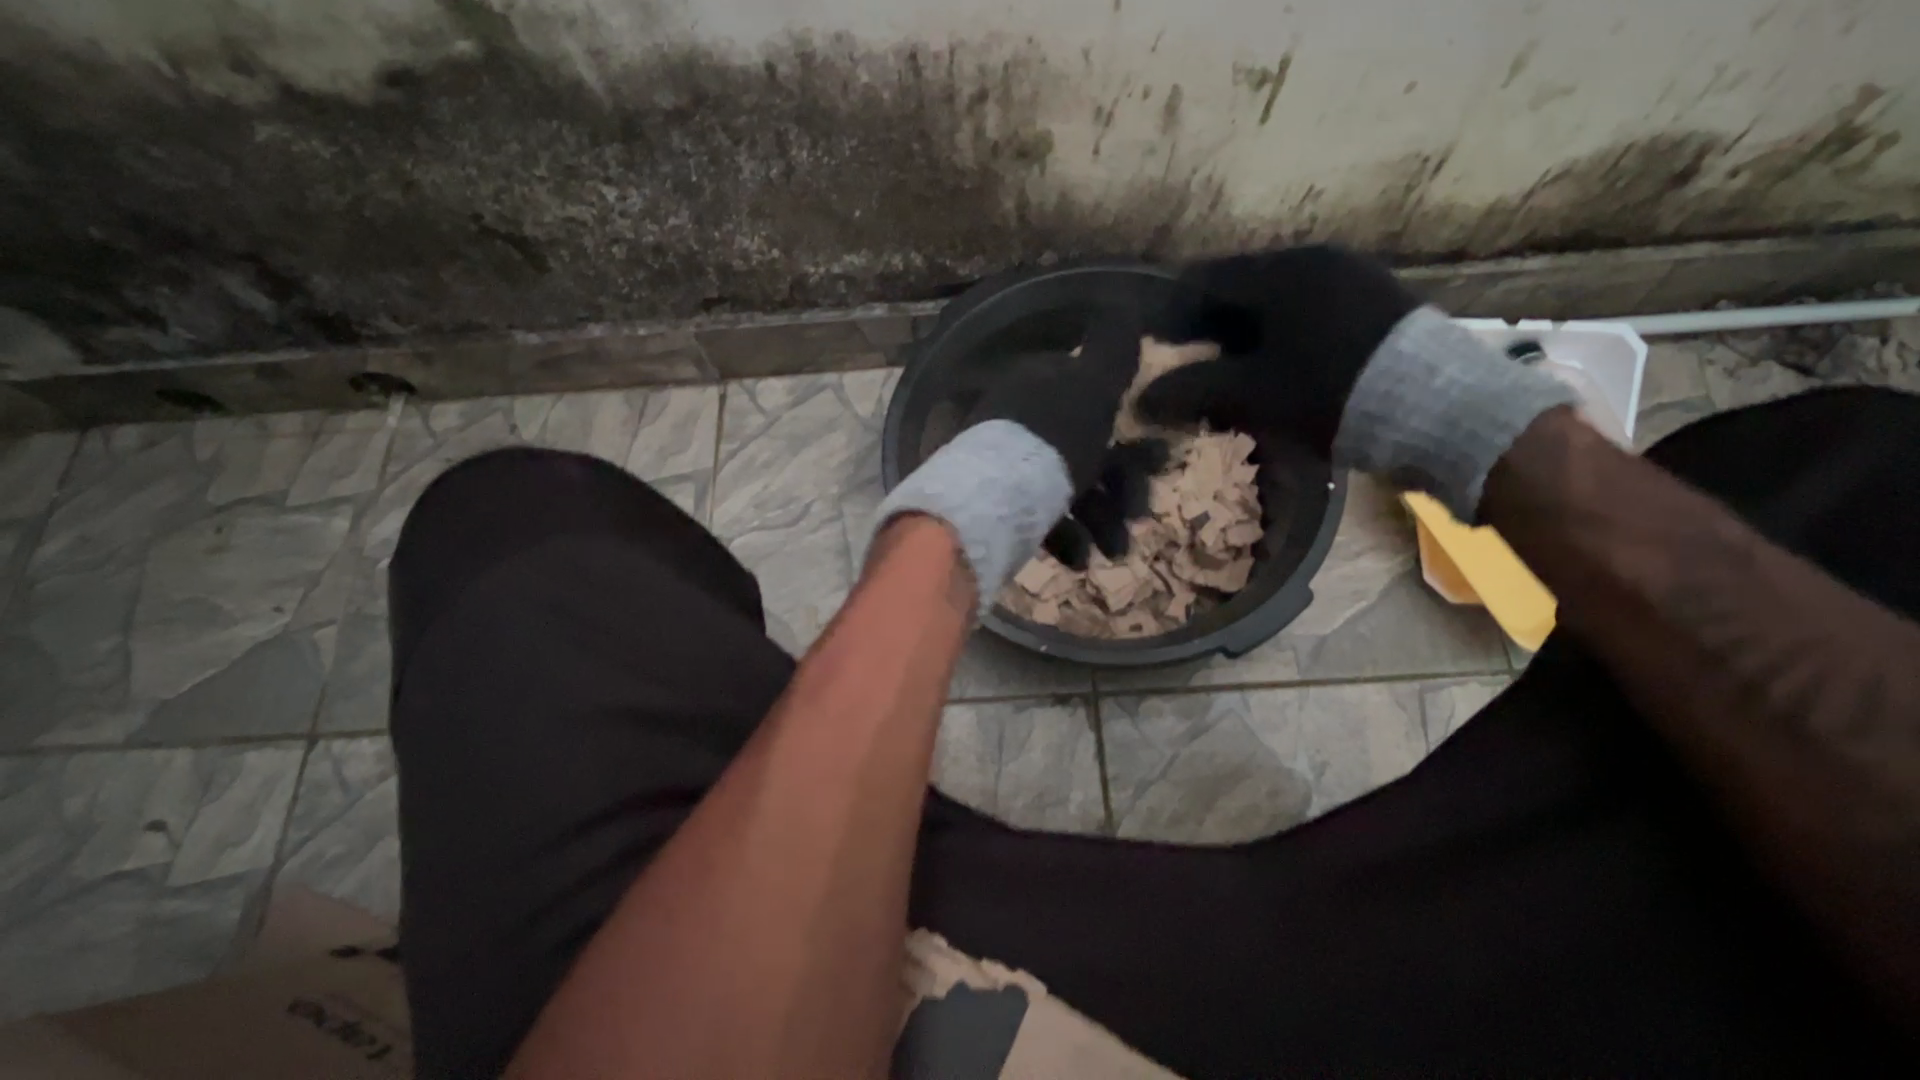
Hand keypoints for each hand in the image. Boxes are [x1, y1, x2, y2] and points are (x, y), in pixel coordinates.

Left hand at [873, 306, 1159, 601]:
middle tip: (1137, 518)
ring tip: (1112, 552)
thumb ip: (1111, 351)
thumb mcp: (1090, 388)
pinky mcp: (994, 508)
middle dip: (1118, 490)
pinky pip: (1038, 519)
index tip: (1157, 465)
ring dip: (1098, 522)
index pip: (1093, 405)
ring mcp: (1004, 467)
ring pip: (1065, 491)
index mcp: (1039, 388)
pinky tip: (1078, 559)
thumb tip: (1125, 302)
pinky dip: (1065, 538)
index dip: (1128, 436)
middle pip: (1083, 454)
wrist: (988, 501)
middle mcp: (1019, 422)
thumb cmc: (1049, 439)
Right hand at [1136, 245, 1419, 454]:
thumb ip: (1193, 390)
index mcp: (1282, 270)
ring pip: (1284, 302)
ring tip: (1238, 374)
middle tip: (1194, 363)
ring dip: (1253, 334)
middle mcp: (1319, 259)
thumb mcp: (1254, 393)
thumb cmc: (1332, 391)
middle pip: (1246, 288)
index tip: (1157, 342)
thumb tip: (1142, 398)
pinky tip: (1287, 370)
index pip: (1207, 278)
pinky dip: (1291, 337)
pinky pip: (1318, 313)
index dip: (1175, 311)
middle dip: (1214, 325)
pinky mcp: (1385, 304)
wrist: (1440, 408)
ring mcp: (1358, 278)